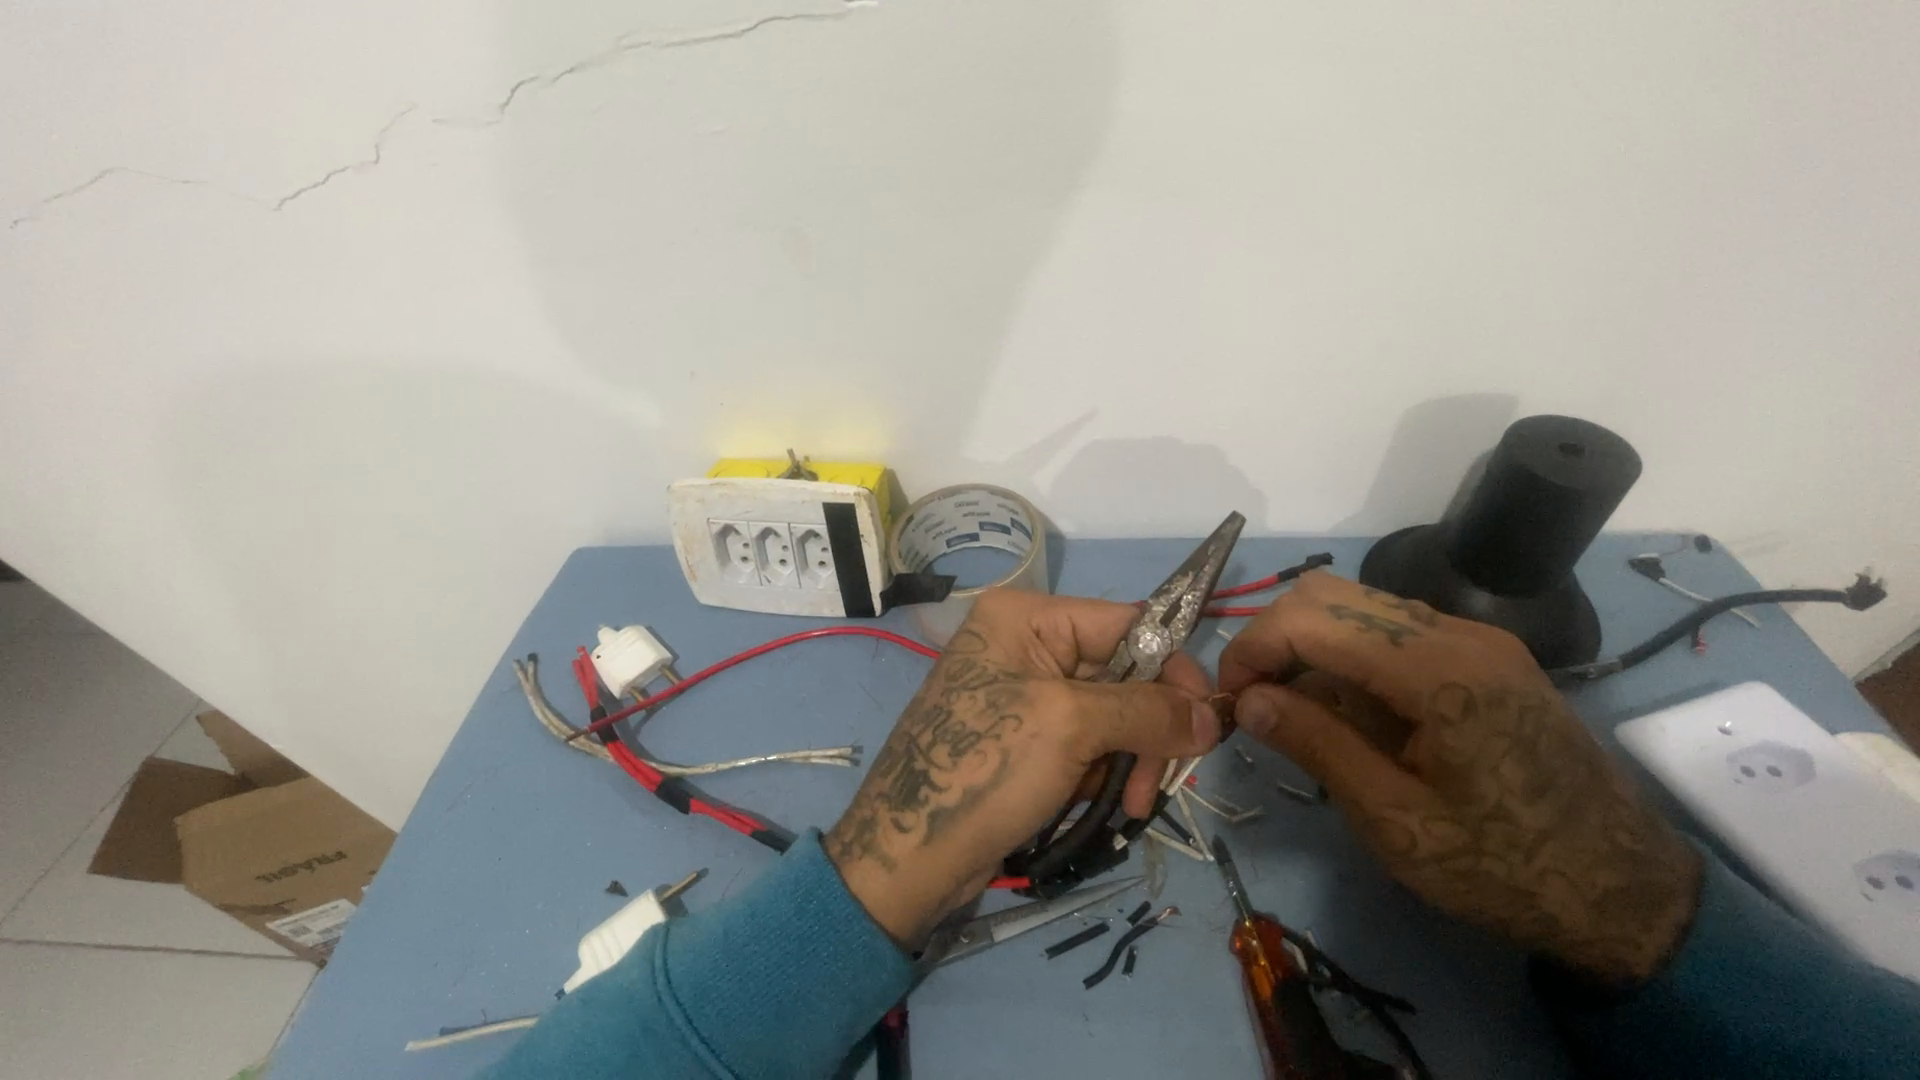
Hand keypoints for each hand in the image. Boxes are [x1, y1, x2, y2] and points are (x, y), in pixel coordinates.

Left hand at [825, 589, 1220, 945]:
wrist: (911, 854)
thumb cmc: (985, 768)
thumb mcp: (1070, 726)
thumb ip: (1148, 711)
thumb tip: (1215, 714)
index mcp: (1025, 618)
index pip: (1126, 623)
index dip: (1173, 667)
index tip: (1207, 719)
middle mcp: (1024, 645)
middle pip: (1123, 672)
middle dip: (1148, 729)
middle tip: (1163, 781)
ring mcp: (1024, 694)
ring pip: (1111, 714)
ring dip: (1129, 759)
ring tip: (1130, 804)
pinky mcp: (1026, 740)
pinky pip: (1087, 744)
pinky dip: (1102, 774)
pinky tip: (1097, 805)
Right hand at [1219, 572, 1701, 982]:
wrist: (1624, 891)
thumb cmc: (1502, 867)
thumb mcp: (1394, 821)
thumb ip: (1316, 745)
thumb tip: (1245, 700)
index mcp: (1437, 670)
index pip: (1310, 617)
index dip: (1252, 648)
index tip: (1229, 699)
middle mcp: (1456, 633)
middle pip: (1329, 593)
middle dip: (1273, 637)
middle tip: (1254, 700)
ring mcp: (1474, 639)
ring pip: (1356, 604)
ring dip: (1307, 643)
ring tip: (1290, 706)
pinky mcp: (1482, 655)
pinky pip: (1389, 629)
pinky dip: (1344, 653)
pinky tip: (1342, 707)